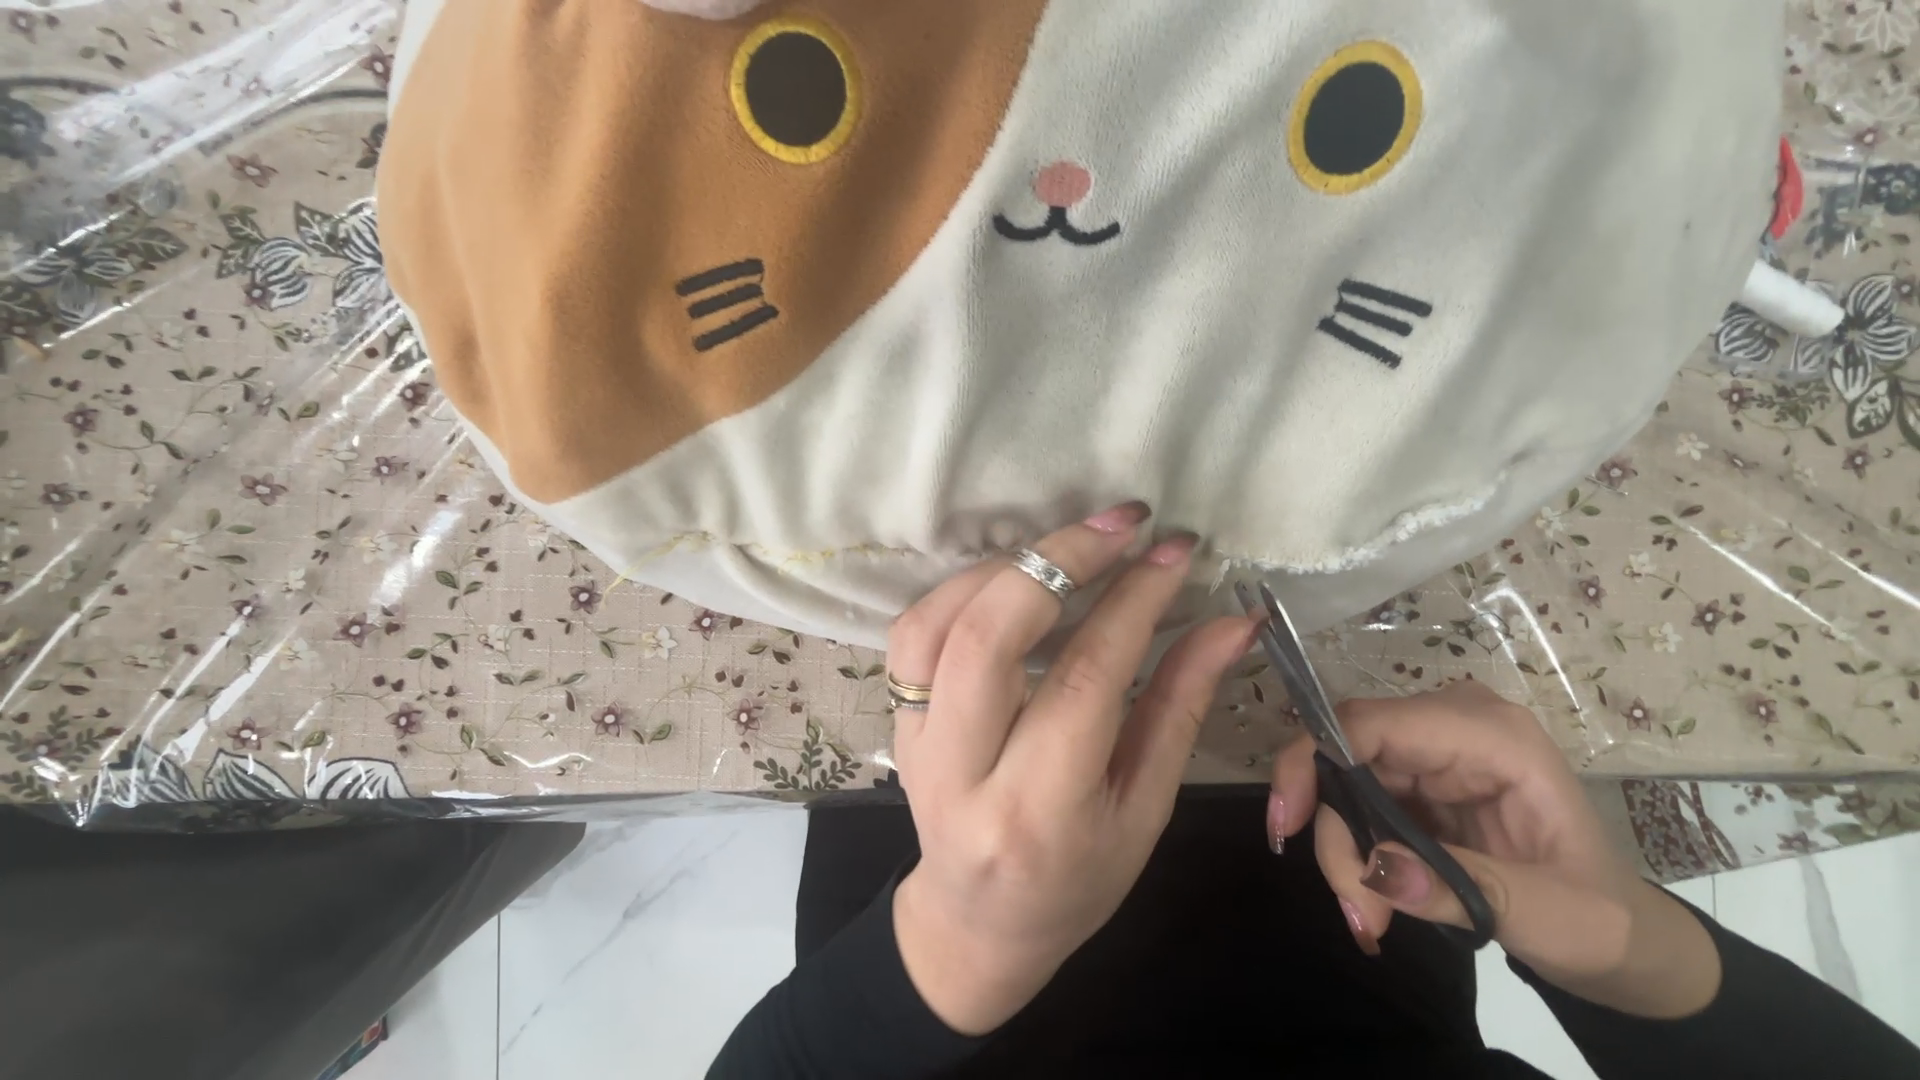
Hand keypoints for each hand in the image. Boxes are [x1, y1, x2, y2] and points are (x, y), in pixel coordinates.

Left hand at [885, 503, 1259, 1035]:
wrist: (976, 921)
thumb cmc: (1077, 880)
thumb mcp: (1144, 807)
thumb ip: (1181, 706)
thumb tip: (1232, 620)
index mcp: (1037, 811)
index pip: (1083, 680)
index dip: (1132, 602)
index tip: (1172, 551)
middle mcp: (961, 772)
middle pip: (987, 638)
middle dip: (1057, 561)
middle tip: (1121, 524)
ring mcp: (914, 741)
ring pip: (935, 623)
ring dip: (1005, 565)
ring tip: (1070, 546)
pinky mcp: (895, 717)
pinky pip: (914, 630)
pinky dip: (963, 586)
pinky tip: (1015, 575)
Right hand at [1270, 681, 1722, 1018]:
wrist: (1620, 940)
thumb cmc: (1604, 922)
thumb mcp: (1554, 919)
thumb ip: (1466, 891)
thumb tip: (1376, 868)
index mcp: (1491, 736)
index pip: (1373, 724)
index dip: (1315, 759)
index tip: (1288, 824)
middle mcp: (1450, 728)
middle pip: (1346, 755)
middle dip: (1335, 832)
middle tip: (1357, 911)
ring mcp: (1429, 753)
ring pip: (1340, 781)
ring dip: (1342, 850)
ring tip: (1370, 919)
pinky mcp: (1412, 781)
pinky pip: (1353, 801)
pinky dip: (1352, 852)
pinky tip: (1372, 899)